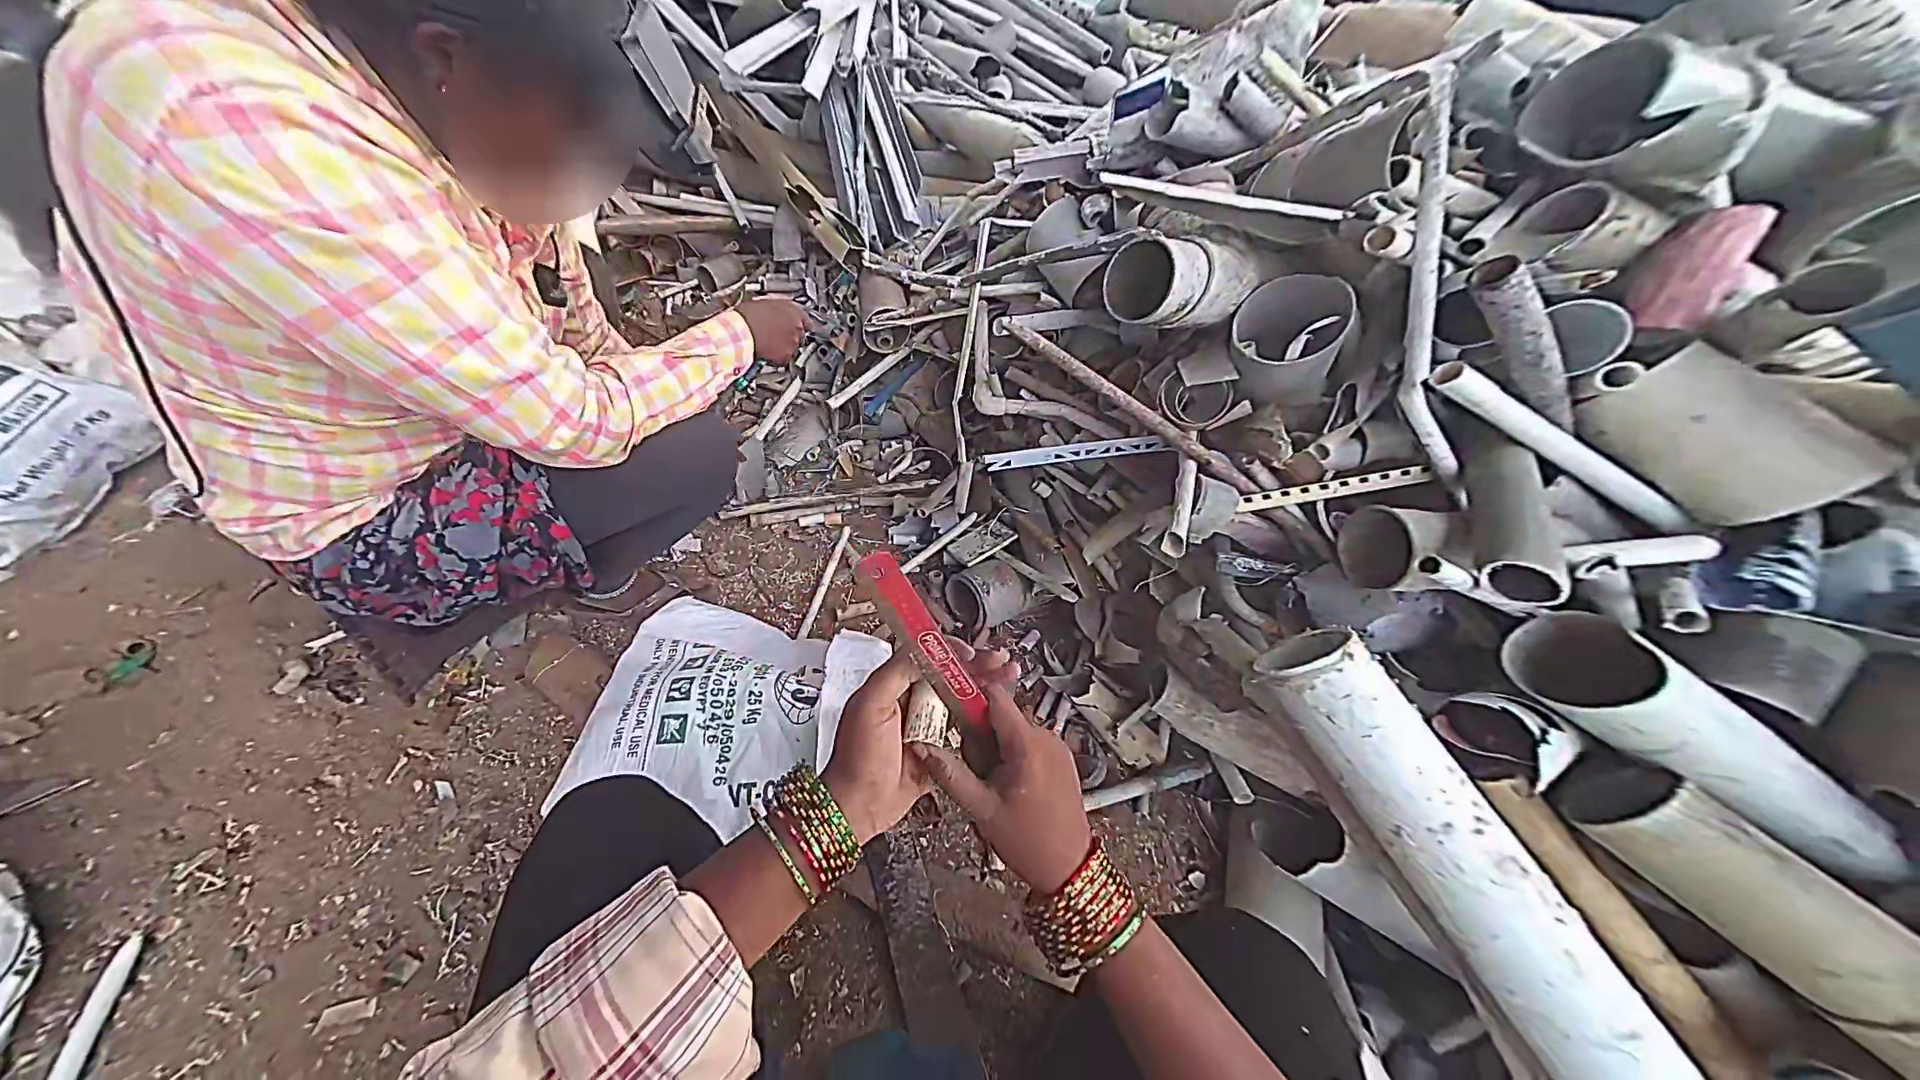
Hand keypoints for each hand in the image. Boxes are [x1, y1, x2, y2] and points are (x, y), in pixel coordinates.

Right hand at [735, 298, 808, 362]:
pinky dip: (778, 358)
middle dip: (790, 336)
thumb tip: (775, 314)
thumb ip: (776, 310)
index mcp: (793, 310)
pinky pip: (785, 358)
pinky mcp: (787, 356)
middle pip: (800, 334)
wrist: (741, 332)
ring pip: (793, 347)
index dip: (800, 324)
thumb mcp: (764, 304)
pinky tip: (767, 352)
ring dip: (784, 347)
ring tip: (769, 344)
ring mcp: (793, 342)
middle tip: (776, 335)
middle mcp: (797, 326)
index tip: (798, 327)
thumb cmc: (746, 316)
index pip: (806, 320)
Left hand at [822, 642, 1018, 844]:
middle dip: (977, 666)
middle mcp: (912, 701)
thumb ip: (896, 673)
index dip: (952, 653)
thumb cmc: (857, 756)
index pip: (928, 658)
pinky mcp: (940, 748)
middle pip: (950, 675)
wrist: (860, 806)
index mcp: (893, 685)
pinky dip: (983, 717)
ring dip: (985, 686)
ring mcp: (927, 725)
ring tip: (1009, 676)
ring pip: (961, 698)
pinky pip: (964, 728)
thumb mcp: (870, 704)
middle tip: (1001, 662)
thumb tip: (924, 650)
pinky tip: (1001, 708)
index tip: (972, 654)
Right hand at [912, 680, 1090, 894]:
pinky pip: (1029, 741)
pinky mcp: (1060, 756)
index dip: (970, 696)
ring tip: (994, 780)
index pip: (995, 696)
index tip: (951, 702)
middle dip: (981, 733)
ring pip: (1014, 728)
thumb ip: (950, 773)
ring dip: (997, 746)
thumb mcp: (981, 808)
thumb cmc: (1030, 842)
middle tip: (975, 766)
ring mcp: (1056, 746)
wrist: (1069, 866)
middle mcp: (1046, 737)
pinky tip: (1010, 782)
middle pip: (1002, 715)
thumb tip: (923, 748)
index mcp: (1027, 744)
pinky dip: (1014, 753)